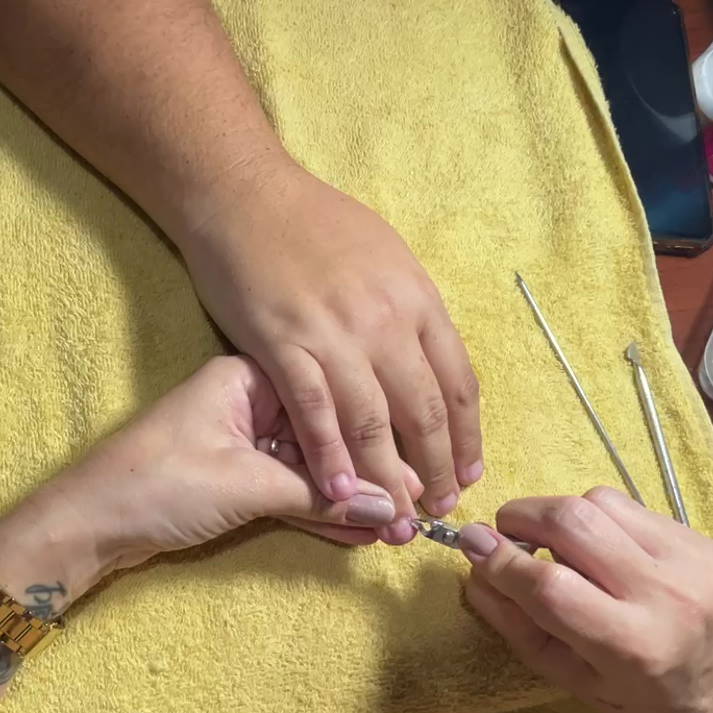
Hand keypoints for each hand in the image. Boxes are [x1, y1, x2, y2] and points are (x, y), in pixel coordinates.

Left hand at [0, 356, 400, 604]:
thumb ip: (320, 497)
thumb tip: (390, 509)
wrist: (87, 523)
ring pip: (311, 468)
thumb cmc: (159, 483)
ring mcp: (242, 441)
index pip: (330, 400)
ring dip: (347, 501)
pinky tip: (357, 532)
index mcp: (249, 378)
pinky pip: (289, 490)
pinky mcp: (234, 476)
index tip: (417, 477)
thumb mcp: (244, 486)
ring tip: (394, 530)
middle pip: (325, 436)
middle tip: (414, 511)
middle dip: (367, 477)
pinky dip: (318, 512)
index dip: (375, 441)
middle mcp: (251, 402)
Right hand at [175, 161, 481, 539]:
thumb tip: (424, 355)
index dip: (466, 437)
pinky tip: (337, 493)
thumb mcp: (383, 254)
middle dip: (434, 470)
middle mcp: (384, 321)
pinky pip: (313, 413)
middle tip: (436, 510)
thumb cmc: (312, 221)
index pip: (457, 382)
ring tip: (393, 518)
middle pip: (422, 412)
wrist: (244, 195)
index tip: (467, 472)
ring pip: (371, 423)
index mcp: (416, 298)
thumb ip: (407, 308)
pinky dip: (328, 458)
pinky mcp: (283, 345)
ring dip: (385, 479)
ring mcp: (333, 334)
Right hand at [455, 488, 712, 712]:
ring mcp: (693, 564)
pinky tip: (603, 549)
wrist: (705, 694)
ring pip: (598, 502)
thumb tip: (474, 556)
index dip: (503, 561)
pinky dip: (597, 518)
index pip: (551, 586)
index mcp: (631, 646)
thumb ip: (508, 614)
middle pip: (575, 523)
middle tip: (507, 532)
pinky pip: (626, 505)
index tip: (471, 545)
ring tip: (562, 547)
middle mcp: (670, 598)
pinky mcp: (704, 541)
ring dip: (562, 516)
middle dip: (524, 517)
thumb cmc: (617, 688)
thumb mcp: (552, 668)